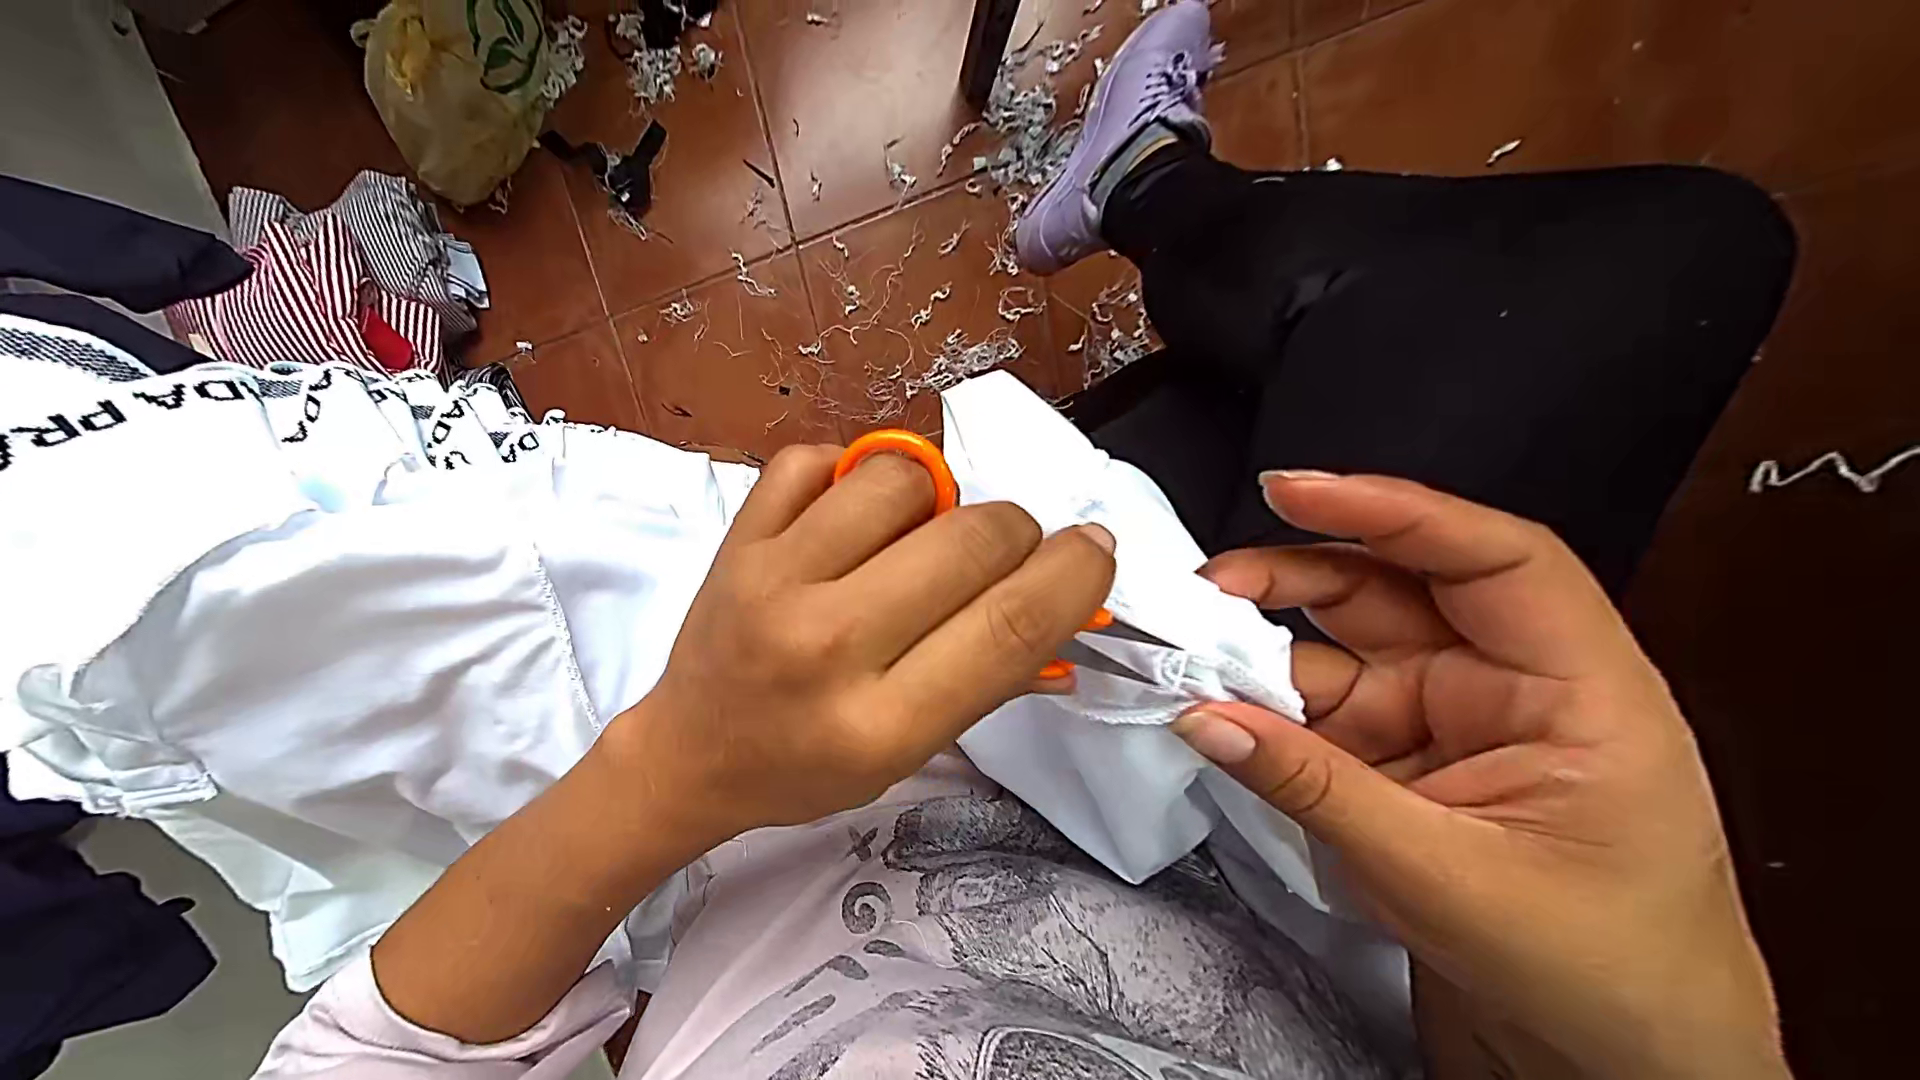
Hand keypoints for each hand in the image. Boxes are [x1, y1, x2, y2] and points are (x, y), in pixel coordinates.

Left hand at [615, 443, 1115, 838]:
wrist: (692, 752)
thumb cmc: (809, 766)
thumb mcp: (911, 751)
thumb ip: (994, 677)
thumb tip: (1073, 606)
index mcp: (880, 723)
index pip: (1008, 625)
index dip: (1072, 574)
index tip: (1094, 548)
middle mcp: (825, 646)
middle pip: (970, 539)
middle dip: (1014, 530)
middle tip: (1005, 548)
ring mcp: (770, 581)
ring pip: (900, 478)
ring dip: (938, 494)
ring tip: (922, 530)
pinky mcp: (736, 539)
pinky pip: (818, 458)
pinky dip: (857, 471)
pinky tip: (857, 514)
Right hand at [1172, 472, 1786, 1079]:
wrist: (1598, 1054)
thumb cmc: (1590, 970)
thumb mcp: (1444, 877)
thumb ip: (1310, 787)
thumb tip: (1201, 718)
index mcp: (1578, 690)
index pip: (1493, 559)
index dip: (1394, 511)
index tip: (1296, 490)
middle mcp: (1502, 677)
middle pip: (1393, 584)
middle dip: (1295, 571)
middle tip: (1211, 579)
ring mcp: (1435, 705)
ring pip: (1337, 634)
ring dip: (1263, 631)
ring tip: (1196, 634)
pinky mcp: (1386, 737)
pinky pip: (1310, 694)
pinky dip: (1258, 690)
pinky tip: (1216, 694)